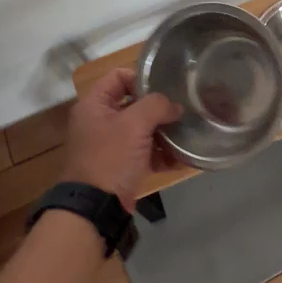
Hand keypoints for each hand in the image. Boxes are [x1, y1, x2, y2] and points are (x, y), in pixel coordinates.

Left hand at [59, 69, 180, 209]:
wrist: (97, 206)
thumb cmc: (111, 158)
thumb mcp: (134, 125)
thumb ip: (156, 105)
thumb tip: (174, 106)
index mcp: (95, 105)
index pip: (119, 76)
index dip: (142, 79)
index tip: (166, 89)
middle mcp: (100, 120)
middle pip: (134, 104)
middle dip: (160, 109)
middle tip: (182, 111)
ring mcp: (111, 144)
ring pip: (143, 129)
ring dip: (164, 133)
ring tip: (186, 136)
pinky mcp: (121, 164)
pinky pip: (145, 152)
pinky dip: (161, 154)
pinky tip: (181, 159)